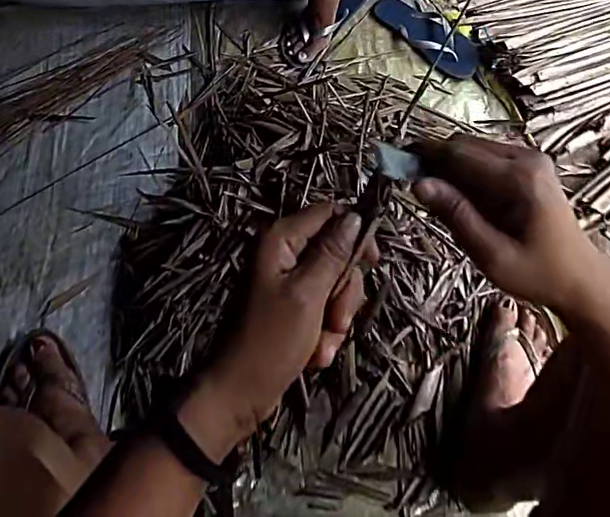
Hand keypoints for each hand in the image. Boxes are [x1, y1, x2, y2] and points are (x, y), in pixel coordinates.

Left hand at [191, 203, 378, 444]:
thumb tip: (355, 217)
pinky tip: (315, 353)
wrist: (237, 396)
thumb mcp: (308, 295)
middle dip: (343, 290)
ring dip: (336, 316)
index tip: (372, 261)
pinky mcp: (292, 305)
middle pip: (336, 251)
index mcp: (281, 239)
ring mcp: (287, 280)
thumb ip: (333, 253)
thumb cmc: (269, 342)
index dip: (354, 232)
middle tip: (336, 319)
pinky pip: (324, 306)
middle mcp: (284, 252)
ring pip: (334, 283)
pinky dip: (325, 331)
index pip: (328, 213)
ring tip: (322, 343)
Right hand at [411, 135, 609, 315]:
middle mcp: (527, 156)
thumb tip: (418, 184)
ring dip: (451, 166)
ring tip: (441, 199)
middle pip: (465, 145)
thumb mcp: (492, 256)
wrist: (582, 279)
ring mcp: (530, 156)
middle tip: (414, 187)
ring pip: (473, 147)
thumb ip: (456, 216)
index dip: (425, 155)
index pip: (460, 154)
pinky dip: (467, 170)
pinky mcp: (529, 162)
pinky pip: (486, 155)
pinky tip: (465, 198)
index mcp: (520, 177)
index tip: (396, 160)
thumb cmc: (538, 274)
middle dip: (436, 161)